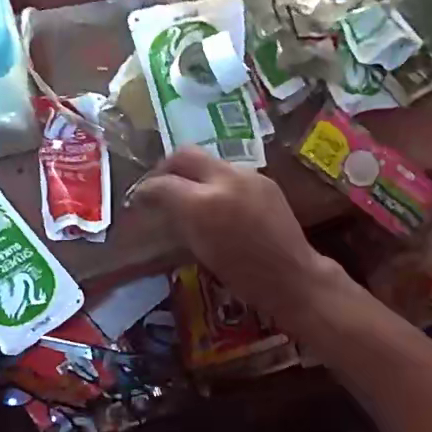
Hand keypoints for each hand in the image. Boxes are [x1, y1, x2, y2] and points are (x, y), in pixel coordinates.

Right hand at [129, 147, 347, 323]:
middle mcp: (225, 180)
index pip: (161, 184)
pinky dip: (220, 182)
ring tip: (190, 195)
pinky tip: (220, 201)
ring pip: (211, 162)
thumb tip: (162, 206)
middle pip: (185, 155)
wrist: (291, 275)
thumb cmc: (243, 276)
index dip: (144, 191)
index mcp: (202, 204)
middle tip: (160, 185)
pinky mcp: (266, 180)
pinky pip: (234, 173)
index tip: (139, 200)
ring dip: (196, 174)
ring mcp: (249, 176)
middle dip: (166, 167)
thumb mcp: (200, 251)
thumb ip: (180, 220)